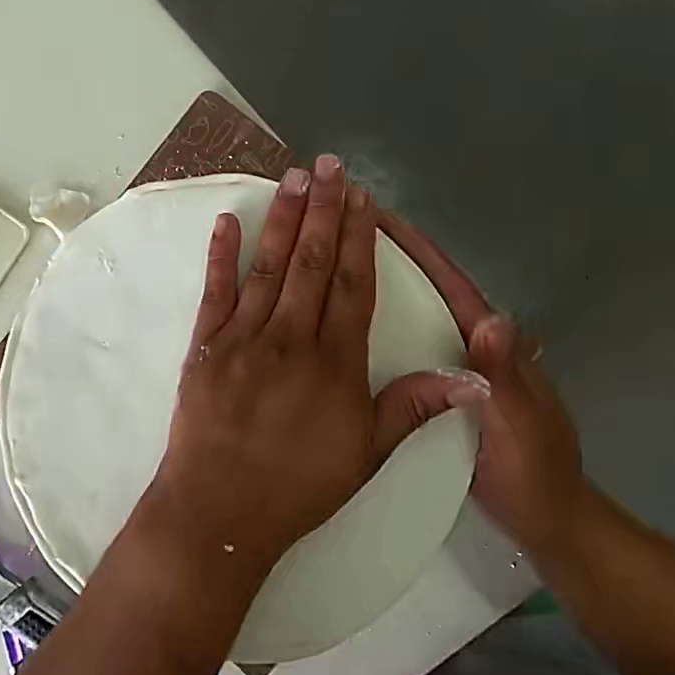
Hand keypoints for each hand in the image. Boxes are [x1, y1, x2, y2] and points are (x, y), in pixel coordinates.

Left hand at [136, 156, 471, 573]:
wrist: (219, 510)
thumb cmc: (296, 488)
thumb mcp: (365, 456)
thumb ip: (409, 409)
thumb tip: (470, 379)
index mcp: (335, 363)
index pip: (352, 286)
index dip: (358, 238)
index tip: (363, 199)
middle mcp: (290, 340)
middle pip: (311, 264)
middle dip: (323, 211)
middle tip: (330, 164)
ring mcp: (242, 341)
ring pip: (267, 269)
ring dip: (281, 220)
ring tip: (293, 178)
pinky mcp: (204, 350)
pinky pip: (214, 294)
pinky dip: (220, 256)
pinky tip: (226, 223)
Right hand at [375, 210, 586, 547]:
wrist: (545, 519)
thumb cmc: (532, 474)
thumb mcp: (518, 427)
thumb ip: (505, 378)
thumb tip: (492, 320)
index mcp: (494, 349)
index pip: (455, 289)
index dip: (422, 253)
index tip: (383, 218)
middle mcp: (476, 350)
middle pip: (434, 293)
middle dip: (397, 259)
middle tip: (348, 233)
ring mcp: (460, 370)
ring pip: (420, 318)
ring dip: (386, 289)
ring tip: (339, 270)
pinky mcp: (445, 391)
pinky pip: (411, 348)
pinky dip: (384, 329)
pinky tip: (351, 331)